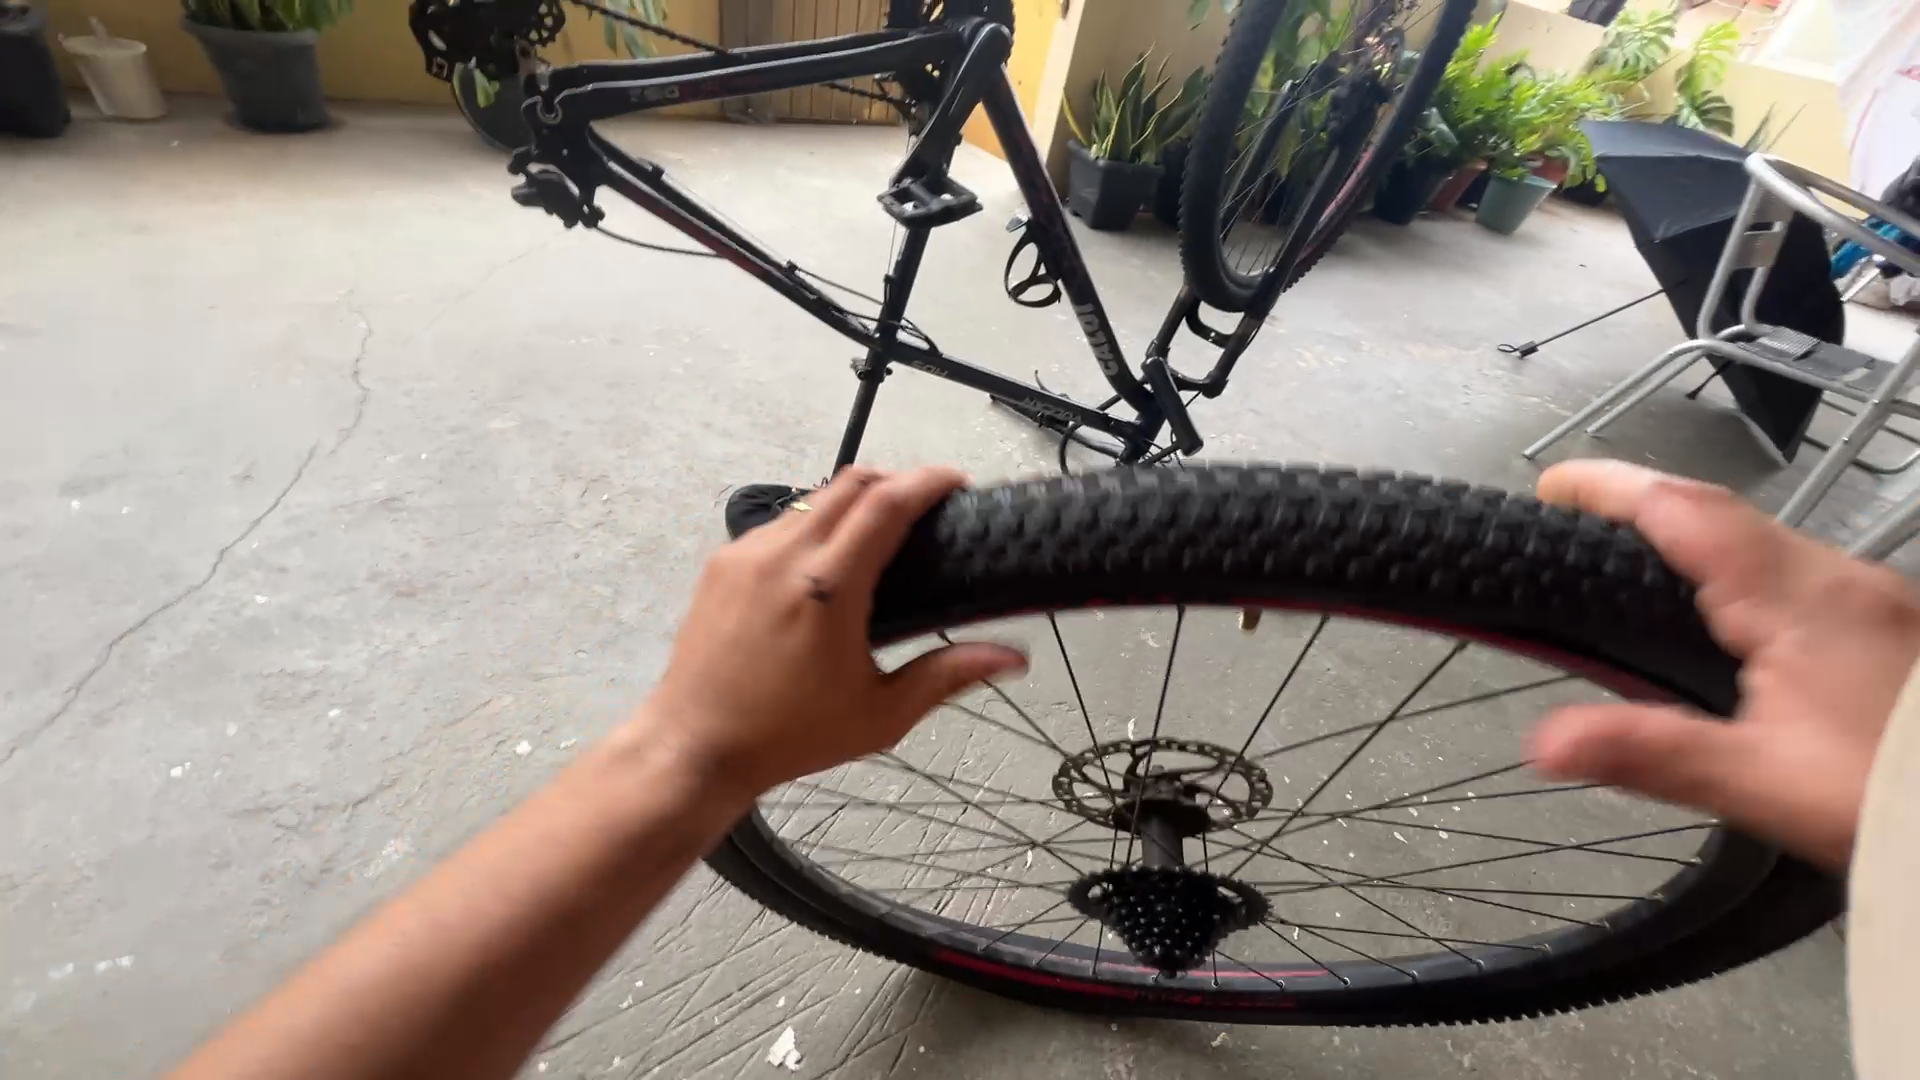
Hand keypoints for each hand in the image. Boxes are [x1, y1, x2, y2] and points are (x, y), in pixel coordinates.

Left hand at [636, 466, 1027, 802]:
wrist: (693, 747)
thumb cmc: (790, 736)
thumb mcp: (881, 714)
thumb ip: (948, 675)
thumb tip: (1011, 658)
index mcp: (829, 587)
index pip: (886, 503)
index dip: (927, 481)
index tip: (955, 481)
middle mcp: (784, 554)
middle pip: (851, 481)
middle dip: (896, 479)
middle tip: (926, 504)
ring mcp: (746, 552)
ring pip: (814, 496)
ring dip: (855, 498)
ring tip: (881, 529)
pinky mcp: (722, 561)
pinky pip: (782, 521)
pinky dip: (817, 521)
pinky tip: (827, 558)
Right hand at [1530, 460, 1919, 871]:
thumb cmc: (1902, 797)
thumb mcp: (1772, 784)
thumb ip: (1653, 752)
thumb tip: (1541, 742)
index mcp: (1804, 600)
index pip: (1689, 512)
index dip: (1611, 487)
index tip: (1546, 486)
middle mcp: (1838, 581)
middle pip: (1717, 513)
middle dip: (1630, 503)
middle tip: (1558, 521)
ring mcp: (1866, 600)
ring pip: (1749, 538)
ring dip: (1668, 532)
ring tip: (1603, 555)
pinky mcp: (1879, 625)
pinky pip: (1774, 568)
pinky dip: (1708, 563)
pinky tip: (1690, 604)